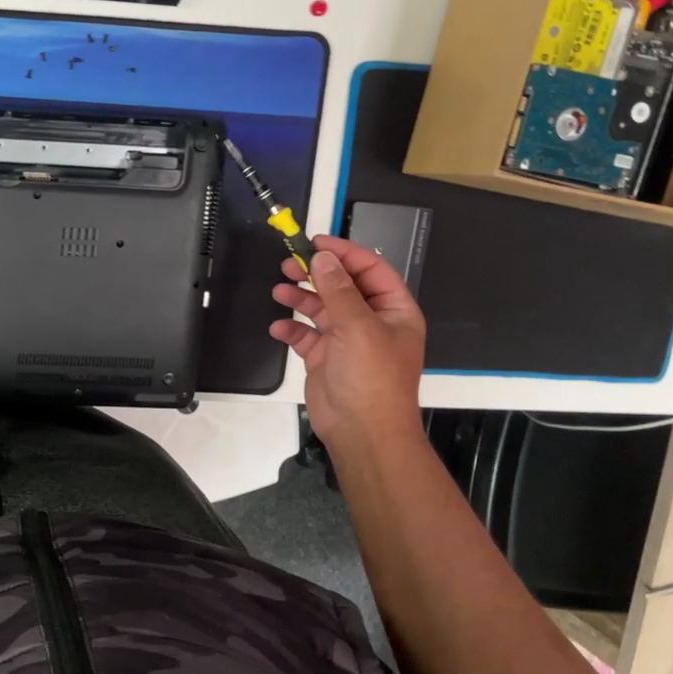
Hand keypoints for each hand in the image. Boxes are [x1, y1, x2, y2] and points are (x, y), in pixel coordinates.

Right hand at [270, 236, 426, 454]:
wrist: (363, 431)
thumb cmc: (371, 377)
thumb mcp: (358, 327)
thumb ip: (338, 290)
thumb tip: (323, 258)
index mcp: (394, 311)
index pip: (371, 270)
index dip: (345, 253)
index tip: (315, 242)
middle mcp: (372, 322)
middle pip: (342, 286)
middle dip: (316, 273)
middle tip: (289, 264)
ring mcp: (348, 340)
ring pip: (322, 308)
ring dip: (300, 298)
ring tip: (278, 289)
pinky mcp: (325, 358)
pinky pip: (306, 335)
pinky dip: (292, 329)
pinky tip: (279, 327)